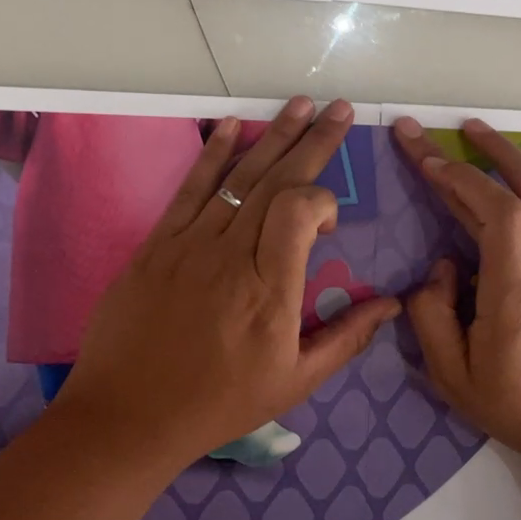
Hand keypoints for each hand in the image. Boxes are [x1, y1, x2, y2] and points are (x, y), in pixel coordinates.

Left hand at [56, 98, 402, 465]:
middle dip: (313, 140)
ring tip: (301, 102)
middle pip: (277, 181)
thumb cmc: (218, 404)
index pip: (300, 211)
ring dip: (273, 135)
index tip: (327, 226)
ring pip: (239, 177)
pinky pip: (189, 188)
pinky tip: (232, 124)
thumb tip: (392, 303)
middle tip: (340, 108)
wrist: (128, 417)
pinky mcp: (157, 244)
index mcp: (269, 291)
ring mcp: (190, 245)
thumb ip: (345, 338)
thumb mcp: (293, 383)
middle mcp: (231, 256)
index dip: (323, 201)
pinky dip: (213, 154)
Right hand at [392, 118, 520, 477]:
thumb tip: (440, 266)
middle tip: (424, 135)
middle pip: (515, 193)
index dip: (459, 179)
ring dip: (511, 157)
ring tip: (477, 130)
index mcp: (517, 294)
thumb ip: (433, 318)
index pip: (494, 214)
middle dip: (466, 158)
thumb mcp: (454, 380)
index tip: (424, 161)